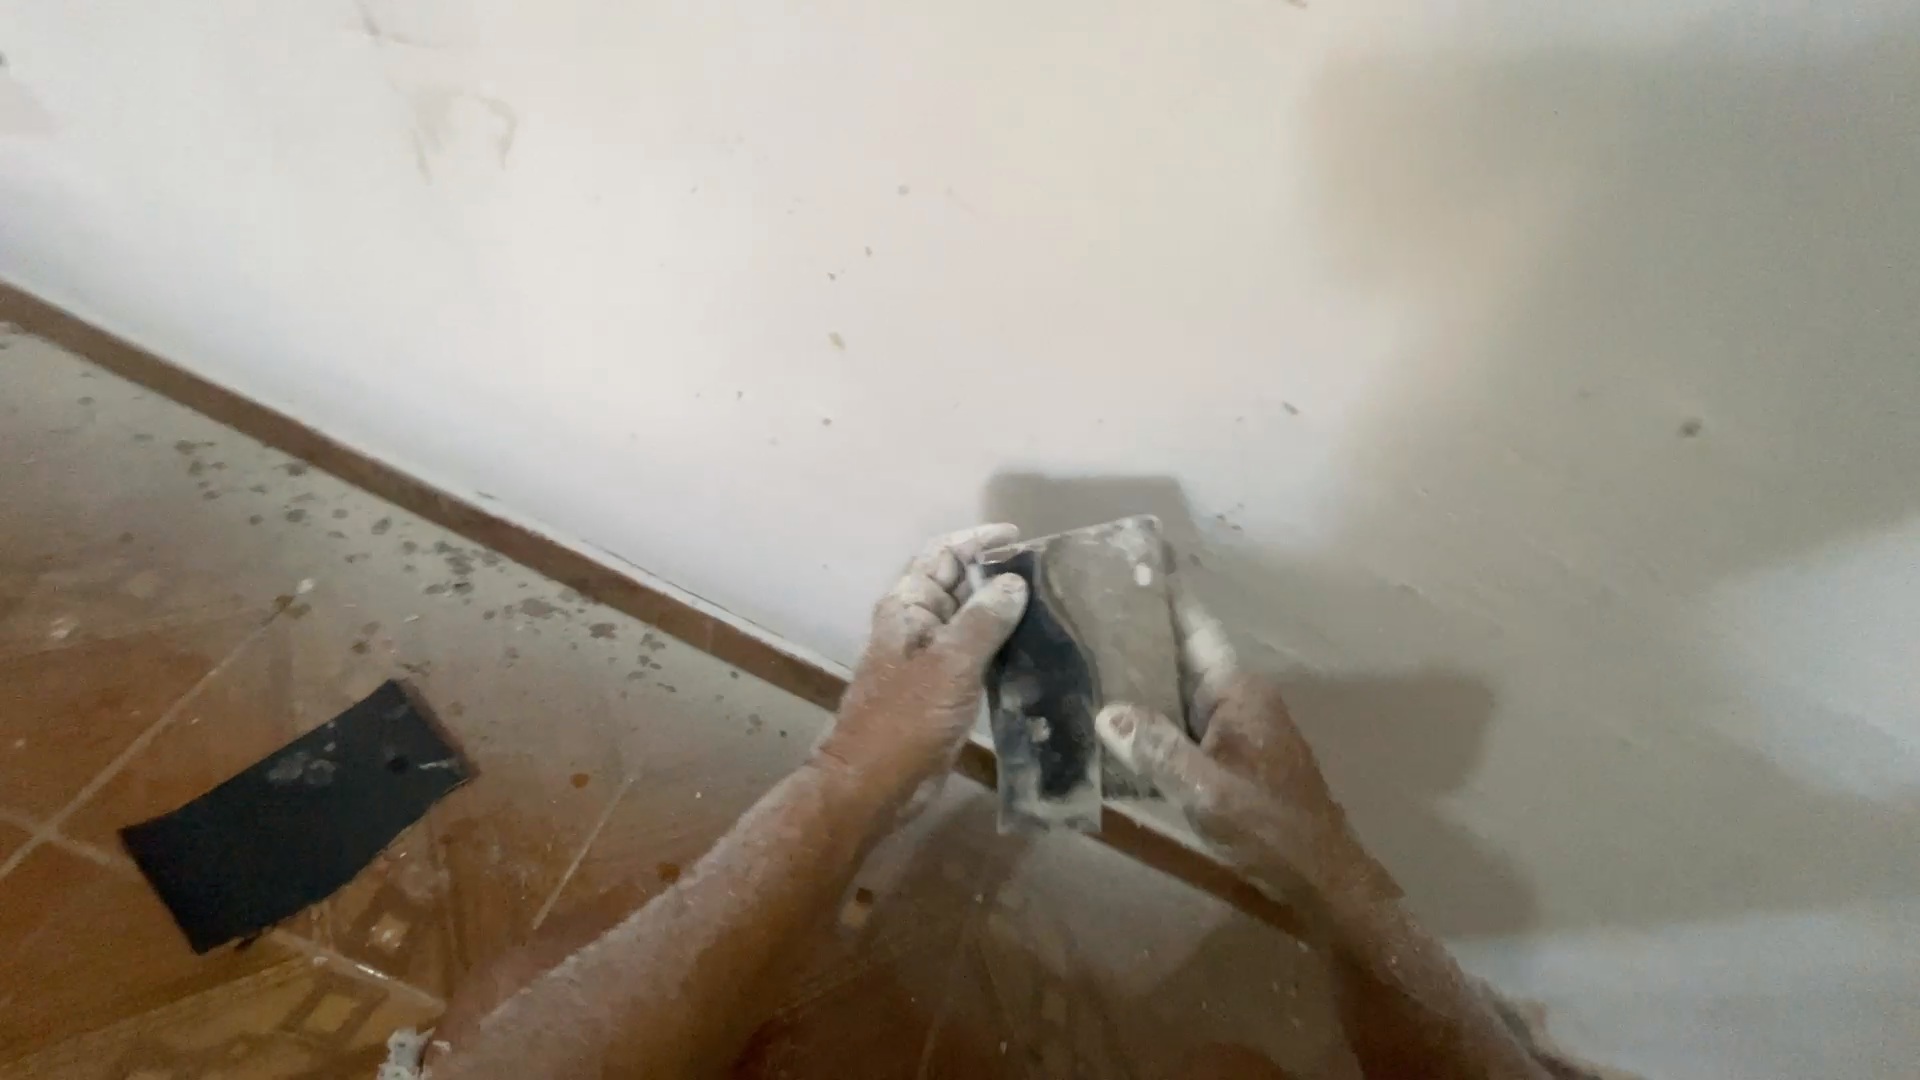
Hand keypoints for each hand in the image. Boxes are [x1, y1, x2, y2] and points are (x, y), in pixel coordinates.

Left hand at [819, 525, 1029, 792]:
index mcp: (908, 605)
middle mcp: (918, 622)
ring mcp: (932, 655)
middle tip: (1045, 571)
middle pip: (958, 582)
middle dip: (995, 572)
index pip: (941, 553)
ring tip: (1048, 602)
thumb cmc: (907, 717)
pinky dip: (1002, 643)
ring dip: (1002, 608)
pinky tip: (1035, 645)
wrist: (875, 783)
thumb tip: (1014, 583)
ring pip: (971, 618)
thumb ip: (983, 619)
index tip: (1016, 536)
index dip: (976, 540)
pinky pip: (977, 651)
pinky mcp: (946, 685)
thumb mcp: (950, 663)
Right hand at [1096, 590, 1398, 906]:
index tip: (1135, 564)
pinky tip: (1118, 713)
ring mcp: (1236, 724)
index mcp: (1237, 692)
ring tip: (1091, 653)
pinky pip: (1184, 715)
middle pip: (1183, 652)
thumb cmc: (1270, 828)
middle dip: (1142, 631)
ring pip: (1181, 685)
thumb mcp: (1206, 790)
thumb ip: (1155, 749)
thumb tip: (1104, 712)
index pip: (1197, 629)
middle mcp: (1238, 697)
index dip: (1169, 596)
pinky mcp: (1230, 750)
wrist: (1322, 880)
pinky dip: (1153, 707)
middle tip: (1089, 612)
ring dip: (1144, 671)